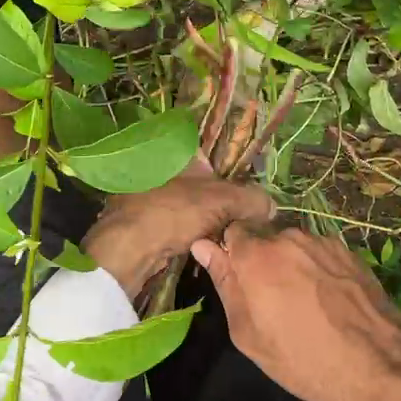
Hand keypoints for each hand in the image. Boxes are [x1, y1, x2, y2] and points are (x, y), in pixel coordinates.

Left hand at [81, 154, 271, 298]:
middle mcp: (158, 169)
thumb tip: (271, 205)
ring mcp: (147, 195)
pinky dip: (191, 232)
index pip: (206, 154)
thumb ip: (250, 199)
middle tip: (244, 216)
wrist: (129, 247)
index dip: (225, 169)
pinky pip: (176, 224)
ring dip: (206, 219)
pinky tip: (206, 244)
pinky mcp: (142, 221)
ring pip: (187, 205)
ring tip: (230, 233)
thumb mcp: (221, 201)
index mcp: (175, 155)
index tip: (245, 190)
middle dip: (218, 199)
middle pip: (198, 182)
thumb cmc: (173, 212)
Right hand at [193, 223, 400, 400]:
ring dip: (292, 267)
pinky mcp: (350, 253)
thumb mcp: (249, 335)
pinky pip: (320, 255)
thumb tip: (203, 245)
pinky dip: (319, 272)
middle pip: (263, 240)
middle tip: (273, 302)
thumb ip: (225, 284)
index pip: (229, 233)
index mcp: (255, 256)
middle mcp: (287, 238)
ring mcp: (322, 243)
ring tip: (307, 306)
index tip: (238, 281)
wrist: (384, 370)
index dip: (231, 255)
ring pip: (293, 248)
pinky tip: (331, 304)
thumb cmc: (305, 361)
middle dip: (262, 263)